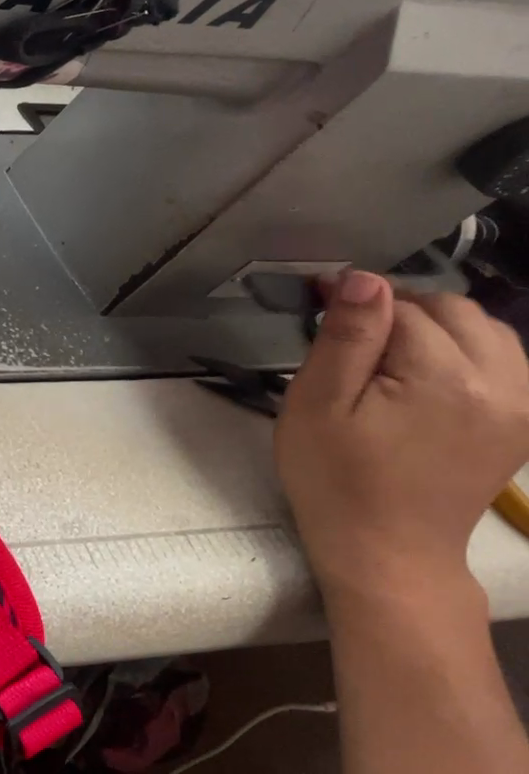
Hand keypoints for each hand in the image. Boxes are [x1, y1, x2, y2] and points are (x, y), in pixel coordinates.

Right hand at [276, 271, 528, 595]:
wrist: (386, 546)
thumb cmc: (334, 473)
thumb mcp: (318, 402)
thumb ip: (348, 337)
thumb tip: (363, 279)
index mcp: (445, 378)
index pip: (403, 309)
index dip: (355, 299)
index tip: (316, 301)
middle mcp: (502, 385)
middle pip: (456, 311)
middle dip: (401, 307)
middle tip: (347, 327)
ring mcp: (522, 407)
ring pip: (489, 331)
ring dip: (437, 325)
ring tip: (385, 347)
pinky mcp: (522, 424)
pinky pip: (508, 361)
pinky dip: (467, 349)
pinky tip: (426, 369)